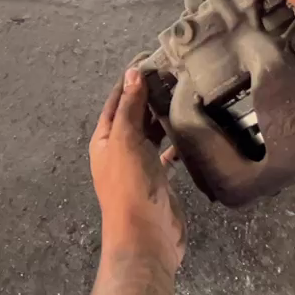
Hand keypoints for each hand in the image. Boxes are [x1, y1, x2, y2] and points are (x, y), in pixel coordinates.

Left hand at [90, 66, 184, 270]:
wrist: (146, 237)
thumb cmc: (130, 185)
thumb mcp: (126, 139)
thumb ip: (130, 107)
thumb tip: (133, 72)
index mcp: (105, 138)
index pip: (117, 100)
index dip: (131, 79)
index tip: (151, 58)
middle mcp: (119, 149)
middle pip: (135, 115)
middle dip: (150, 95)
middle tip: (175, 73)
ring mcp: (139, 165)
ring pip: (151, 133)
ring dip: (163, 116)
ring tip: (184, 95)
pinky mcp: (158, 179)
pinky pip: (166, 154)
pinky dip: (176, 142)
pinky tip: (190, 131)